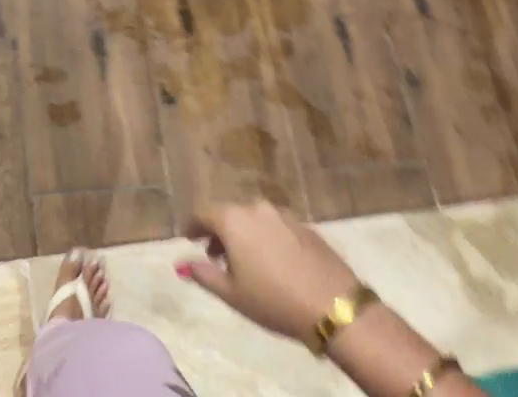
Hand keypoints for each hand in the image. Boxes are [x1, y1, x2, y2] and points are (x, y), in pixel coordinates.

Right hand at [175, 201, 362, 343]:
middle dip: (219, 231)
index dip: (192, 225)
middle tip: (216, 255)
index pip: (203, 213)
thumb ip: (203, 274)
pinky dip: (266, 237)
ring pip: (254, 218)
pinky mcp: (306, 226)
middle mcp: (257, 209)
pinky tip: (273, 262)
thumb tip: (181, 263)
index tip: (189, 239)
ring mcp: (284, 215)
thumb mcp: (232, 294)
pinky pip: (276, 226)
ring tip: (246, 261)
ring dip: (244, 233)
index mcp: (233, 220)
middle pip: (229, 213)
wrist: (336, 308)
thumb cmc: (274, 301)